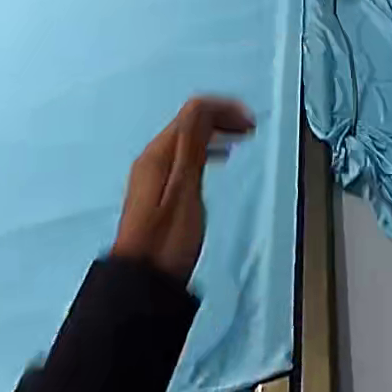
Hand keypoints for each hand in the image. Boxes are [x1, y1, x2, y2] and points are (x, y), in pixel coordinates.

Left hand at [111, 96, 255, 282]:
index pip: (194, 111)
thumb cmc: (169, 238)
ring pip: (189, 136)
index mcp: (159, 153)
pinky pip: (186, 153)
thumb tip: (205, 107)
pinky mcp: (158, 189)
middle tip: (250, 130)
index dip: (225, 109)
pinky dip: (208, 148)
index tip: (251, 124)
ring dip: (217, 131)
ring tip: (241, 141)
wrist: (140, 285)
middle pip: (190, 120)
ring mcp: (153, 173)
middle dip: (222, 117)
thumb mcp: (185, 189)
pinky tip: (220, 159)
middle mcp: (153, 157)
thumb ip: (193, 146)